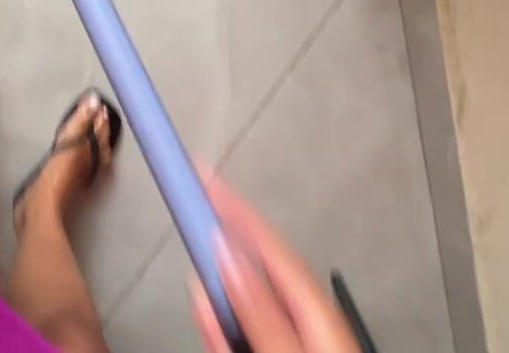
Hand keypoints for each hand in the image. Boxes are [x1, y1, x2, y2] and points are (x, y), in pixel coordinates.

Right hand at [190, 169, 359, 352]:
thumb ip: (261, 312)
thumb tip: (224, 251)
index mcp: (316, 315)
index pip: (268, 246)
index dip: (233, 206)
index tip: (199, 172)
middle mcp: (305, 326)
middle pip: (254, 274)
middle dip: (220, 255)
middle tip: (192, 231)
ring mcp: (289, 345)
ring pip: (242, 310)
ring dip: (217, 301)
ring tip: (205, 298)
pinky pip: (239, 340)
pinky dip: (221, 332)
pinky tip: (210, 323)